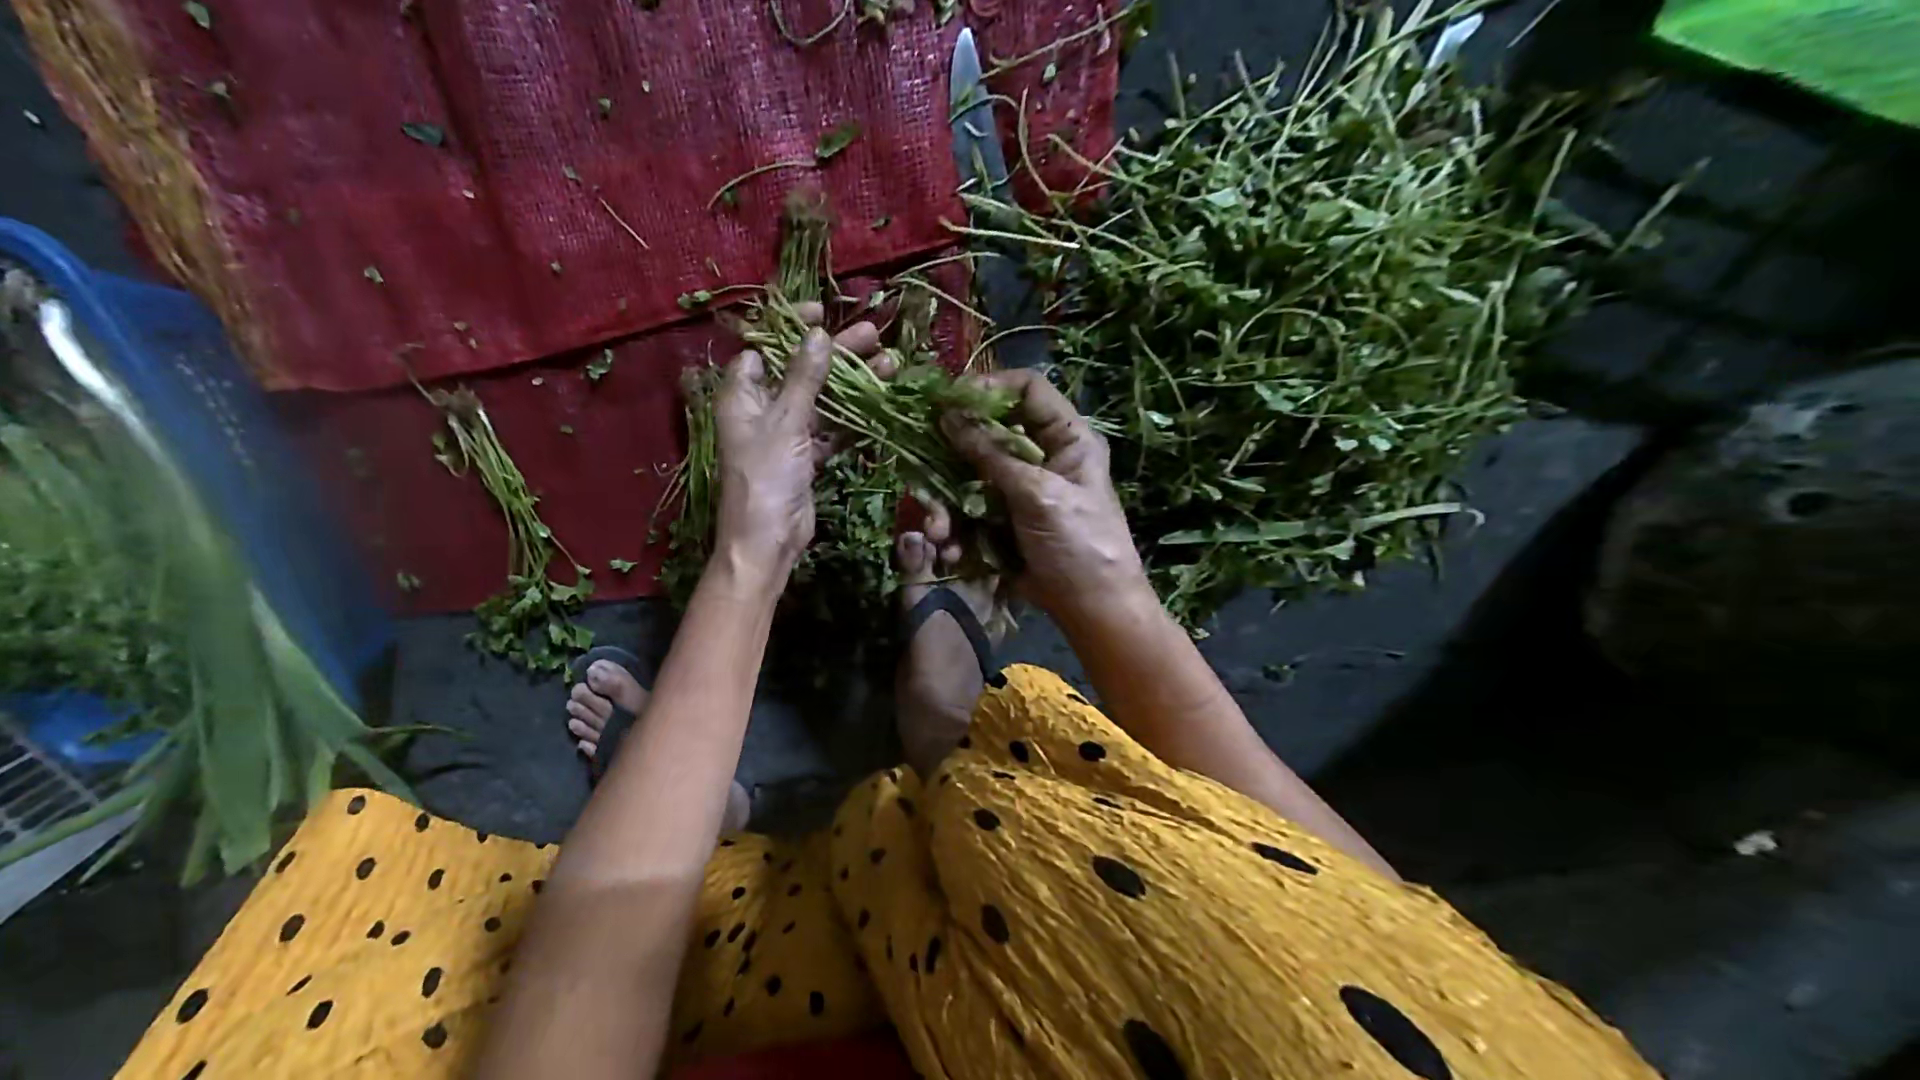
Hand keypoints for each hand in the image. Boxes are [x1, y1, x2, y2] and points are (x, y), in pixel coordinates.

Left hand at [713, 312, 879, 582]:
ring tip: (889, 361)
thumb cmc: (766, 477)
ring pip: (822, 399)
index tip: (822, 312)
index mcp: (743, 394)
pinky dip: (853, 417)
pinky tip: (881, 401)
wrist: (768, 540)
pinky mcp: (806, 456)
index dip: (792, 327)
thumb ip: (804, 378)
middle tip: (872, 333)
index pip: (766, 347)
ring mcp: (786, 434)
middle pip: (801, 370)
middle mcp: (762, 409)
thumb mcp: (785, 422)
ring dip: (852, 384)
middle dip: (835, 353)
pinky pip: (831, 429)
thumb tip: (818, 334)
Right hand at [939, 369, 1153, 627]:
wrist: (1090, 606)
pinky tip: (951, 546)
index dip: (989, 386)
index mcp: (1066, 438)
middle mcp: (1042, 455)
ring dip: (949, 496)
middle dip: (956, 447)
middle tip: (924, 453)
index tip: (949, 398)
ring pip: (972, 472)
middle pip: (991, 430)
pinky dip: (957, 523)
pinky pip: (971, 506)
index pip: (1028, 389)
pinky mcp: (1004, 517)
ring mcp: (1020, 488)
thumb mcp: (1036, 493)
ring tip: (938, 526)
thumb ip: (991, 453)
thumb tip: (948, 415)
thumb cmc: (1077, 541)